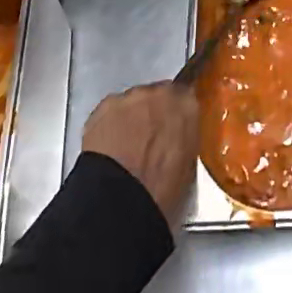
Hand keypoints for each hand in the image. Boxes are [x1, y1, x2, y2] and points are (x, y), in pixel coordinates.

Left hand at [80, 81, 198, 218]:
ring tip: (126, 148)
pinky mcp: (104, 105)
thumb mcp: (188, 168)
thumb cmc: (161, 193)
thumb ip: (185, 140)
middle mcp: (159, 94)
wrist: (120, 199)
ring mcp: (129, 97)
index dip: (178, 113)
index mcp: (187, 108)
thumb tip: (176, 138)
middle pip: (158, 95)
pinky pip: (112, 111)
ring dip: (132, 118)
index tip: (174, 128)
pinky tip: (109, 148)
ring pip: (134, 102)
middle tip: (150, 141)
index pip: (186, 97)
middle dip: (155, 113)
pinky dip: (111, 124)